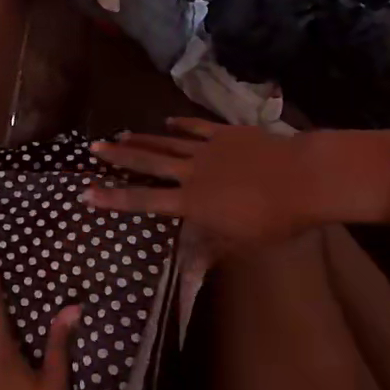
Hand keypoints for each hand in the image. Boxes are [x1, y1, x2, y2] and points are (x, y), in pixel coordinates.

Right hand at [84, 118, 388, 252]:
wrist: (302, 178)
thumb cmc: (275, 219)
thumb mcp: (242, 243)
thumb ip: (213, 250)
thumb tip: (190, 270)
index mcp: (192, 202)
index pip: (145, 200)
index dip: (114, 197)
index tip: (87, 192)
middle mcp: (191, 172)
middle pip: (148, 161)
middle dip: (120, 155)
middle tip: (94, 147)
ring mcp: (207, 148)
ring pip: (167, 141)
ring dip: (143, 137)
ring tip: (120, 133)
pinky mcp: (224, 133)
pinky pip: (196, 126)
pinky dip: (180, 123)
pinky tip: (167, 119)